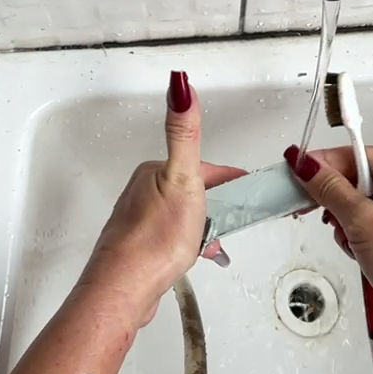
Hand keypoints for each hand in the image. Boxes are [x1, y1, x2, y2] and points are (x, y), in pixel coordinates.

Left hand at [76, 71, 244, 327]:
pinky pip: (172, 239)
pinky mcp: (140, 247)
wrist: (124, 287)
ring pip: (183, 216)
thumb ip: (185, 133)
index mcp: (155, 171)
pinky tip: (192, 259)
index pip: (203, 167)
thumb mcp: (183, 179)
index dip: (229, 180)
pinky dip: (188, 246)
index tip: (248, 188)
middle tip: (232, 221)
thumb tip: (180, 86)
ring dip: (203, 229)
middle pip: (194, 190)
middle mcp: (144, 191)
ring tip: (213, 246)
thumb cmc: (153, 237)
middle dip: (217, 205)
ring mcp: (140, 220)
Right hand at [287, 144, 372, 359]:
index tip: (300, 168)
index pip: (358, 155)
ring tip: (350, 240)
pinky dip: (357, 241)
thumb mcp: (362, 220)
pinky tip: (359, 254)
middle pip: (357, 181)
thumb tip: (308, 165)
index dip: (326, 162)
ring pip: (359, 208)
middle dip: (335, 198)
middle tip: (314, 204)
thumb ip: (329, 189)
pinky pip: (368, 231)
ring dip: (346, 224)